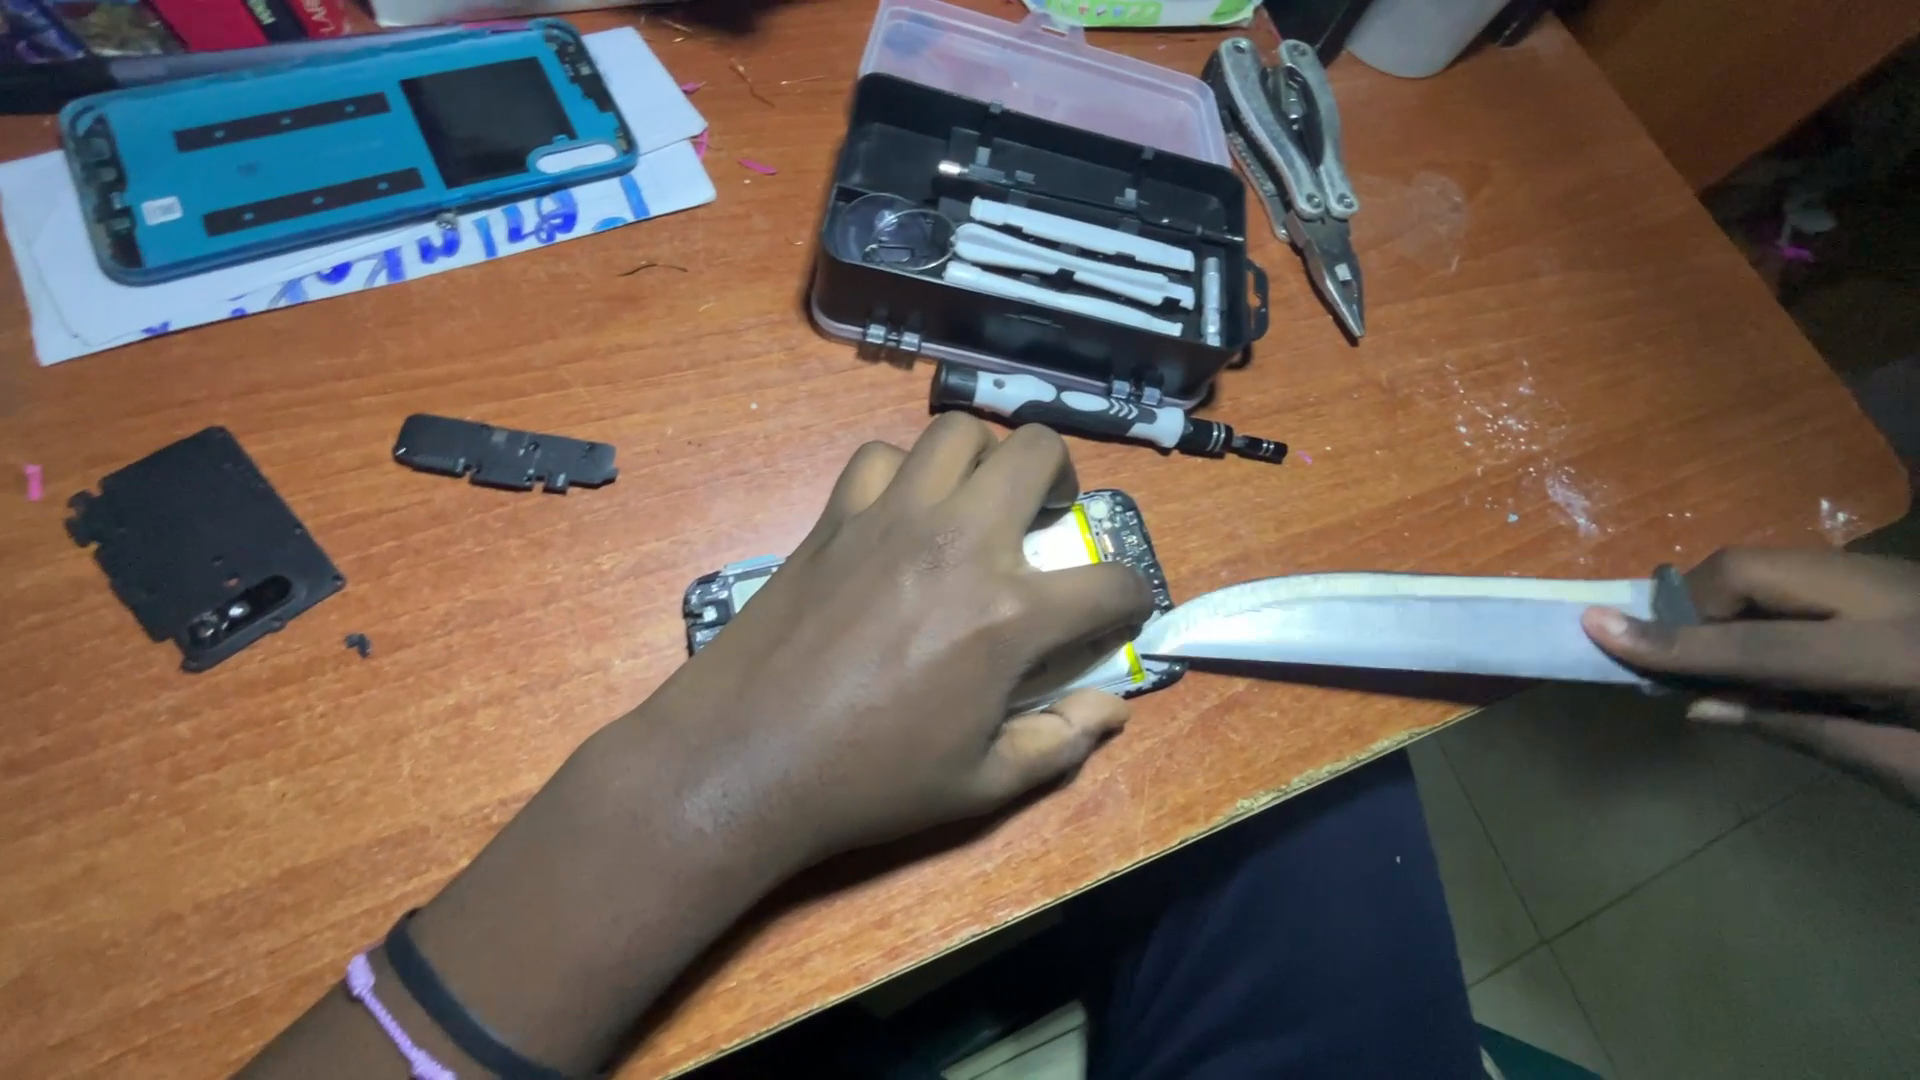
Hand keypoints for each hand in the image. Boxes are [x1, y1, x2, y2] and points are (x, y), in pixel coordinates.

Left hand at [640, 414, 1154, 865]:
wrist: (747, 758)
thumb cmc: (870, 780)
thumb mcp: (981, 785)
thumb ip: (1059, 742)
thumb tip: (1113, 711)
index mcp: (1008, 615)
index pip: (1110, 582)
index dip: (1131, 597)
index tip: (1118, 609)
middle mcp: (960, 542)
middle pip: (1038, 451)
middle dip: (1062, 479)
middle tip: (1046, 518)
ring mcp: (893, 517)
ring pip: (957, 433)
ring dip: (983, 459)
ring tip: (976, 501)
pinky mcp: (837, 516)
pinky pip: (880, 459)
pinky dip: (903, 475)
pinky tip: (900, 515)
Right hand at [1581, 548, 1919, 804]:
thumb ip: (1806, 732)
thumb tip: (1702, 706)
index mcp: (1909, 655)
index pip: (1758, 644)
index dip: (1671, 641)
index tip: (1592, 626)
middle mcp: (1903, 598)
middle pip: (1756, 569)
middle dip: (1697, 602)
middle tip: (1692, 656)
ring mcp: (1905, 580)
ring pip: (1776, 564)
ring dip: (1729, 604)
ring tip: (1739, 659)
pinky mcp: (1904, 581)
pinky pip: (1807, 577)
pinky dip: (1768, 606)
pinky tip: (1790, 651)